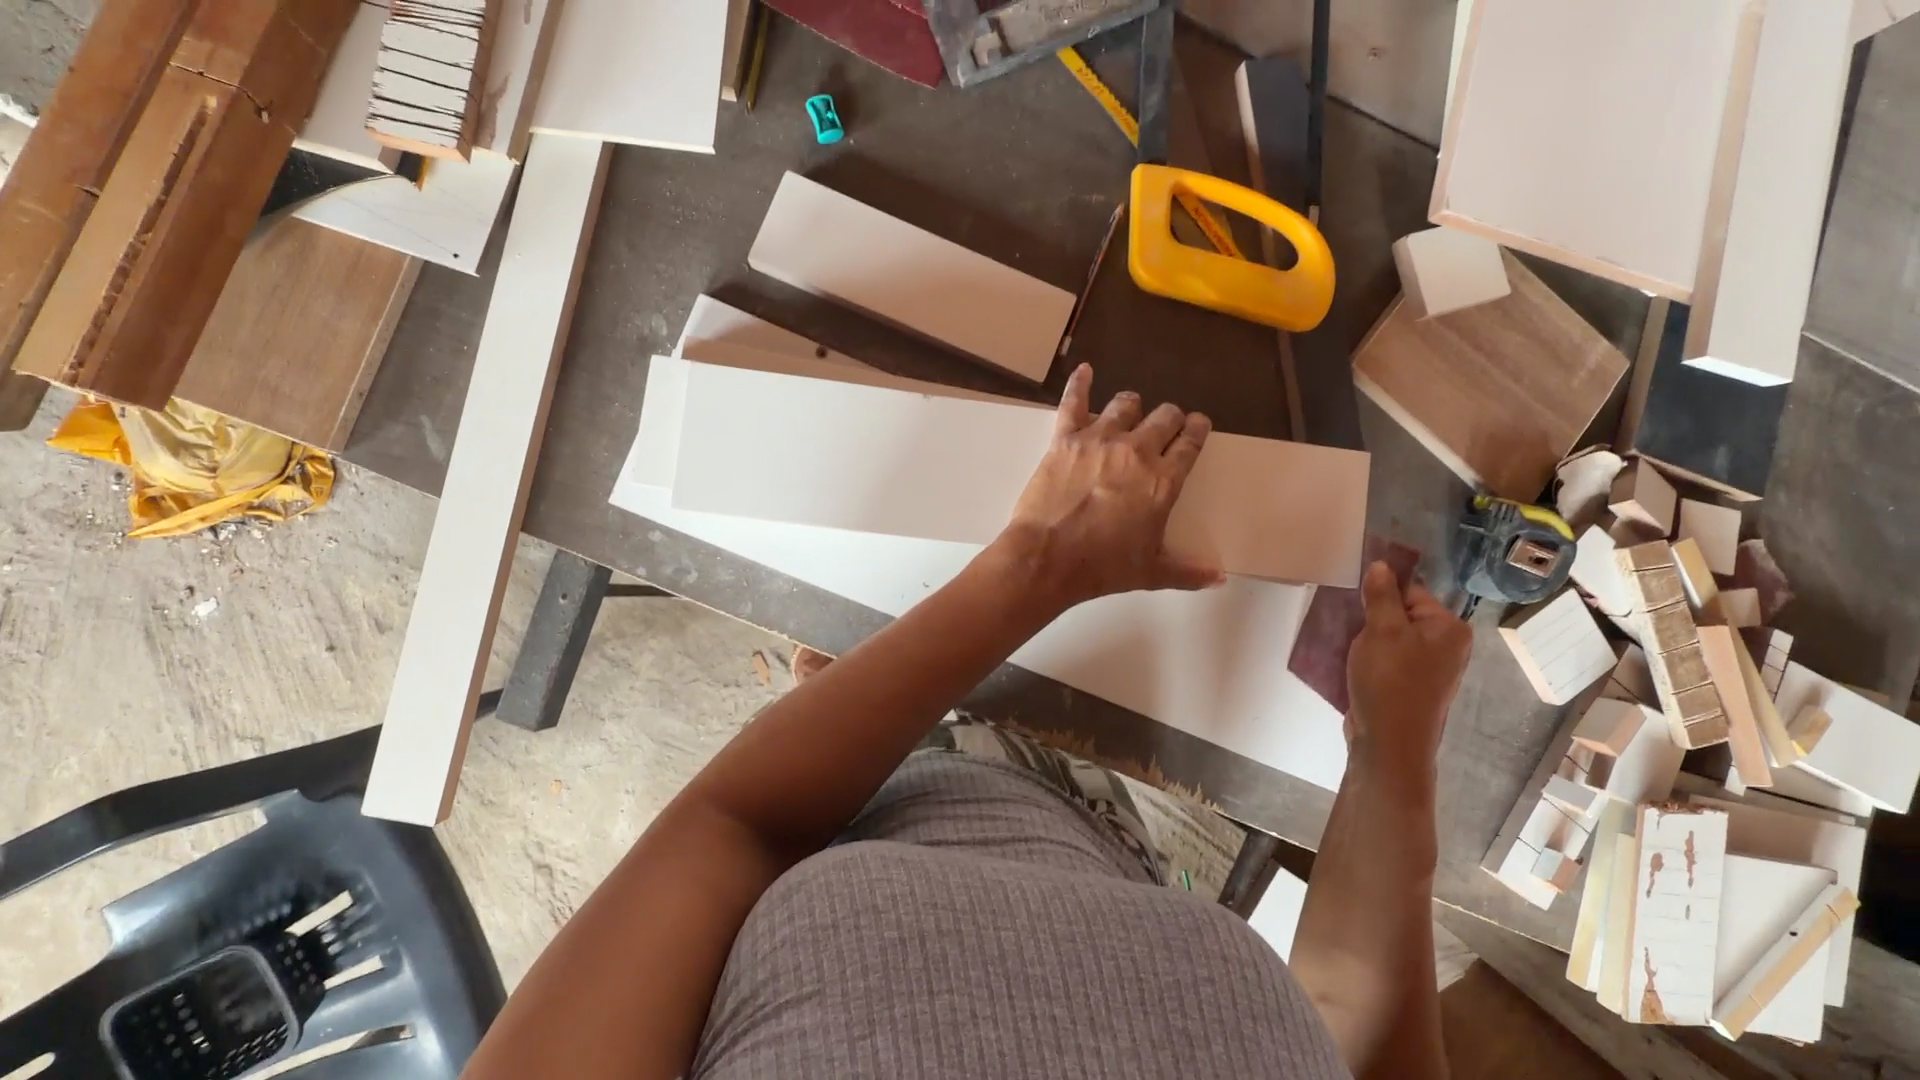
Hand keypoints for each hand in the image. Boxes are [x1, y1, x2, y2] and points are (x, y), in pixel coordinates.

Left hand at [994, 363, 1223, 608]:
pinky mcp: (1065, 438)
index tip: (1197, 427)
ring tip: (1130, 412)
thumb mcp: (1152, 572)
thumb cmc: (1103, 566)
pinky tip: (1083, 370)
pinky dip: (1079, 383)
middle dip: (1169, 419)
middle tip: (1165, 427)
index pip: (1190, 443)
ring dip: (1132, 407)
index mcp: (1164, 480)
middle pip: (1164, 417)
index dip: (1197, 431)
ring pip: (1126, 404)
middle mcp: (1137, 451)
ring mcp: (1099, 440)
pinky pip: (1073, 402)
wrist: (1048, 557)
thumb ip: (1188, 571)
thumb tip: (1219, 578)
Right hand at [1345, 562, 1472, 793]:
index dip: (1381, 594)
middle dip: (1371, 617)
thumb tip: (1381, 565)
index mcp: (1449, 629)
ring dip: (1366, 638)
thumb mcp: (1382, 630)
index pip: (1412, 592)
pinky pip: (1386, 660)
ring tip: (1345, 643)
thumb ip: (1381, 595)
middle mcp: (1446, 647)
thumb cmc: (1390, 682)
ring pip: (1390, 638)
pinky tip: (1349, 662)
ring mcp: (1428, 669)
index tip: (1355, 601)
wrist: (1388, 743)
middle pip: (1401, 615)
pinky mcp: (1408, 687)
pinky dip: (1367, 657)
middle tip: (1347, 624)